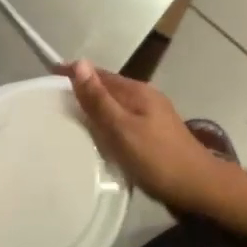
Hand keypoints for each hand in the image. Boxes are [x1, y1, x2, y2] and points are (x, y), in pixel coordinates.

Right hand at [61, 60, 222, 212]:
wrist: (196, 184)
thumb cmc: (157, 157)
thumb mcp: (123, 129)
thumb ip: (101, 100)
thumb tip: (80, 62)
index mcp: (137, 91)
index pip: (101, 74)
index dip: (77, 72)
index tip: (50, 72)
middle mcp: (145, 96)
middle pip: (109, 87)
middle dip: (84, 87)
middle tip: (53, 98)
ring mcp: (152, 114)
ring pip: (116, 103)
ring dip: (95, 105)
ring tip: (69, 116)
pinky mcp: (153, 132)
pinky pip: (123, 118)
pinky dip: (106, 121)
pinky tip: (98, 136)